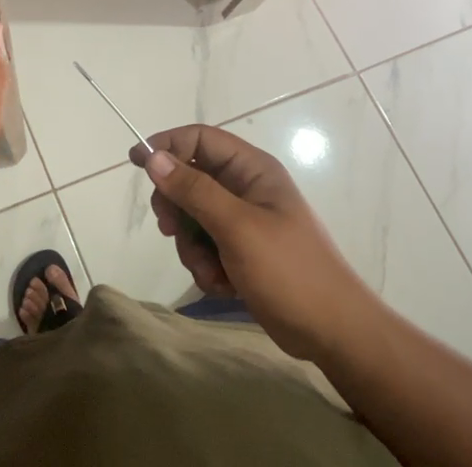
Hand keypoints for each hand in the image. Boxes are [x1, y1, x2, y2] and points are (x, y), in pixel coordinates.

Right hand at [131, 125, 383, 360]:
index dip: (166, 146)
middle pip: (189, 179)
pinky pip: (203, 246)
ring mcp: (243, 221)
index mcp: (253, 170)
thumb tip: (153, 158)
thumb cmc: (290, 272)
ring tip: (212, 271)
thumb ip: (194, 190)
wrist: (334, 333)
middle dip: (177, 209)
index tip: (137, 163)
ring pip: (191, 217)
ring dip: (192, 247)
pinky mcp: (241, 251)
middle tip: (171, 230)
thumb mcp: (237, 227)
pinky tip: (224, 284)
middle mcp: (246, 189)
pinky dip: (205, 265)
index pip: (199, 139)